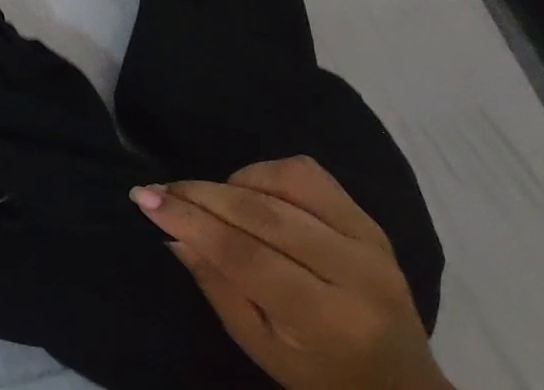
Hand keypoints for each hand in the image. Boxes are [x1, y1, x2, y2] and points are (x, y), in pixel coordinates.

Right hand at [132, 156, 451, 389]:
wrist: (400, 387)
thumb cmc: (318, 374)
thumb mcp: (258, 346)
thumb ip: (217, 286)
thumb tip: (172, 233)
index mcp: (325, 317)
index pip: (245, 254)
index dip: (189, 220)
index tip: (143, 198)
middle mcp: (355, 273)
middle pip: (262, 213)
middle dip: (199, 195)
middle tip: (158, 190)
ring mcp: (369, 243)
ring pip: (285, 183)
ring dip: (233, 183)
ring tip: (213, 203)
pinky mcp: (371, 223)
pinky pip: (310, 176)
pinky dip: (268, 175)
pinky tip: (252, 194)